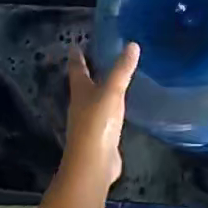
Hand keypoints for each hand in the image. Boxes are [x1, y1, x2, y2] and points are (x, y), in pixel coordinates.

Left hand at [63, 43, 138, 189]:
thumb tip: (132, 44)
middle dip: (89, 70)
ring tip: (113, 77)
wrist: (93, 164)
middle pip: (83, 83)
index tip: (75, 43)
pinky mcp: (101, 135)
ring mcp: (90, 121)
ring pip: (94, 98)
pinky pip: (106, 114)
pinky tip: (121, 105)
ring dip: (100, 88)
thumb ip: (122, 70)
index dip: (77, 55)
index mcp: (80, 90)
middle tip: (99, 55)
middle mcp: (82, 104)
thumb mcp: (111, 92)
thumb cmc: (97, 123)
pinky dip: (112, 106)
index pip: (77, 67)